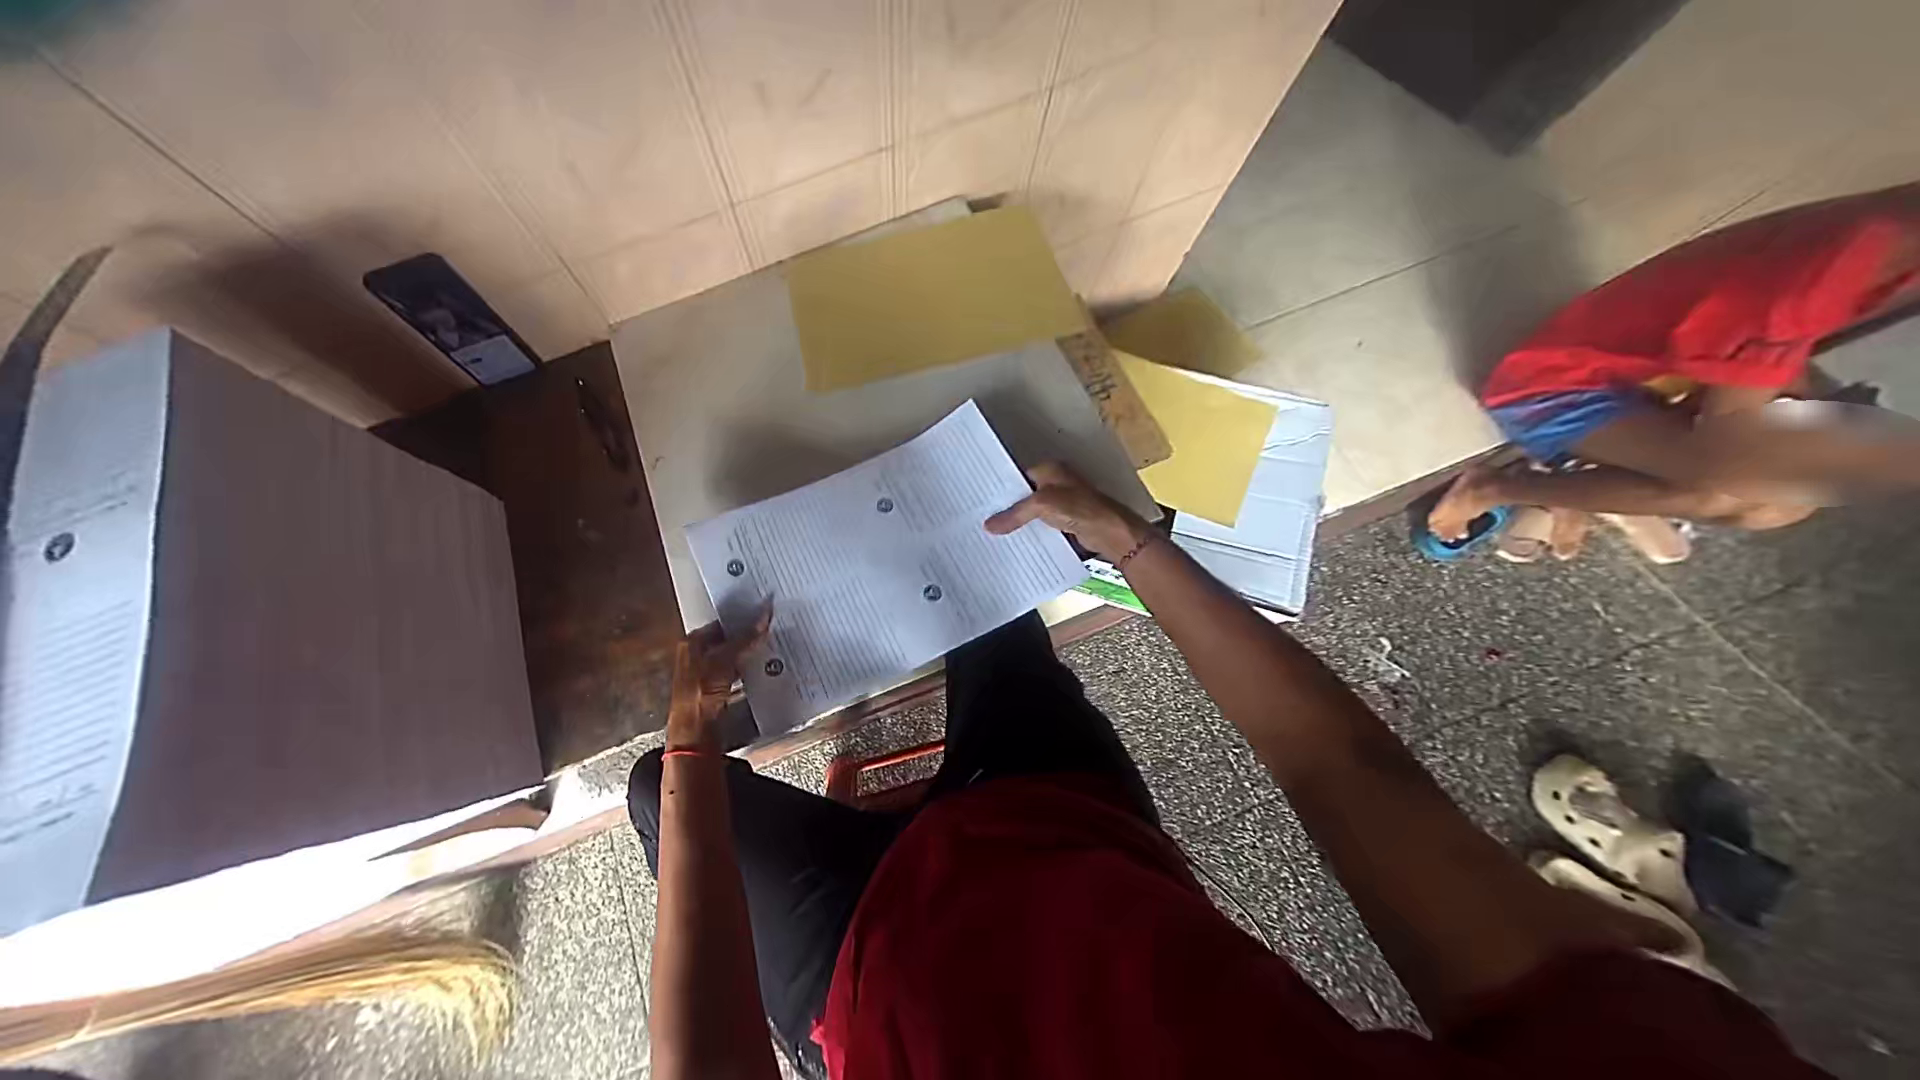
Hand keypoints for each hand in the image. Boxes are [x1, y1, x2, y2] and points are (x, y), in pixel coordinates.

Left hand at [665, 607, 770, 750]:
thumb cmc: (699, 694)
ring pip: (733, 657)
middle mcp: (696, 656)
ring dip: (748, 654)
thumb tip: (763, 618)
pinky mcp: (716, 690)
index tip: (761, 615)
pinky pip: (736, 673)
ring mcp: (706, 674)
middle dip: (747, 637)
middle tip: (769, 630)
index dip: (740, 620)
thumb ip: (744, 639)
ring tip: (768, 647)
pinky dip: (747, 670)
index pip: (720, 624)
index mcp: (692, 643)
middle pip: (727, 640)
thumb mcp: (724, 661)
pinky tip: (761, 669)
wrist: (695, 731)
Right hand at [984, 461, 1148, 562]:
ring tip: (998, 532)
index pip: (1019, 476)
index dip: (1004, 489)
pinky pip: (1043, 526)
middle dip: (1010, 508)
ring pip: (1034, 512)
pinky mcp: (1066, 522)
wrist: (1107, 531)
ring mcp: (1063, 504)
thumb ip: (1014, 514)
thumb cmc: (1081, 508)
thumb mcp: (1041, 505)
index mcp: (1050, 470)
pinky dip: (1033, 532)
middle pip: (1025, 495)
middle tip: (988, 518)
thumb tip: (992, 524)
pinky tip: (1019, 541)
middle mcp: (1057, 484)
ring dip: (1021, 522)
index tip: (986, 500)